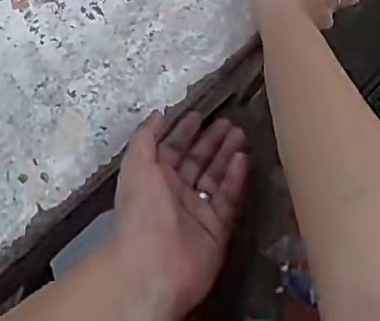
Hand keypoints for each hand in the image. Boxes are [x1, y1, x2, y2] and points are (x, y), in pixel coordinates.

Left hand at [107, 111, 248, 319]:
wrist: (153, 266)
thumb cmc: (141, 208)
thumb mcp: (136, 162)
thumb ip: (146, 136)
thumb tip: (157, 114)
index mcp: (153, 176)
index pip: (172, 147)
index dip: (184, 131)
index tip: (199, 115)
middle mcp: (175, 191)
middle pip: (196, 160)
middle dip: (210, 140)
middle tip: (228, 122)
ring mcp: (197, 210)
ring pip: (214, 176)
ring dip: (226, 154)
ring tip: (240, 134)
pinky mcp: (216, 229)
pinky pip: (227, 198)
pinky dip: (235, 178)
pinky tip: (243, 158)